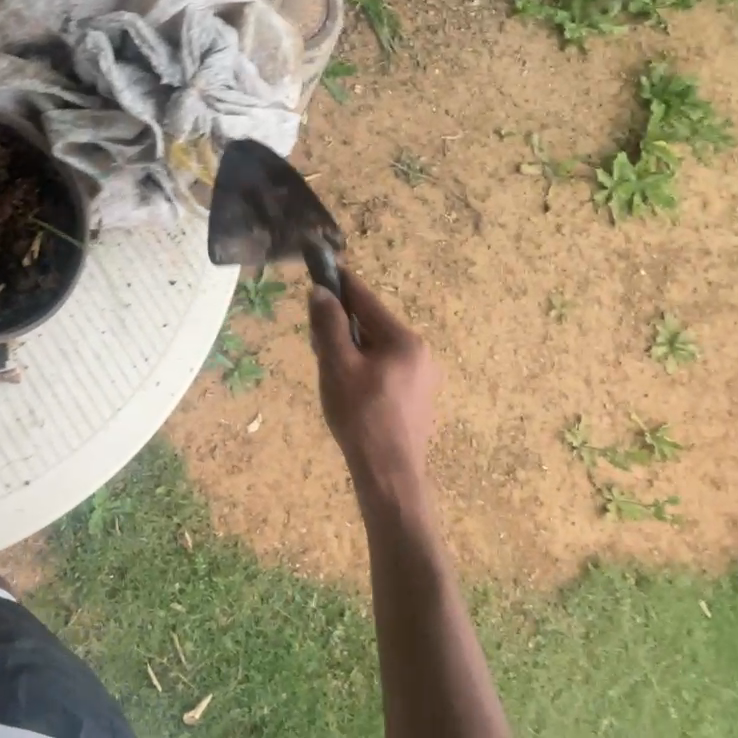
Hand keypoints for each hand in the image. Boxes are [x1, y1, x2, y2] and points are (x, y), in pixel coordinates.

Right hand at [306, 270, 440, 499]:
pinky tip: (346, 388)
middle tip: (315, 341)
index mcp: (403, 341)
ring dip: (349, 349)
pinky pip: (383, 368)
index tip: (323, 266)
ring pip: (376, 348)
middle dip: (341, 325)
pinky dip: (361, 367)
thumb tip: (321, 292)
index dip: (342, 283)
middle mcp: (419, 353)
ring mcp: (422, 377)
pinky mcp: (416, 398)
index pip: (366, 301)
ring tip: (328, 370)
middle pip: (371, 325)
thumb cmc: (360, 414)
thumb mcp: (336, 364)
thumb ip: (328, 324)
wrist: (389, 472)